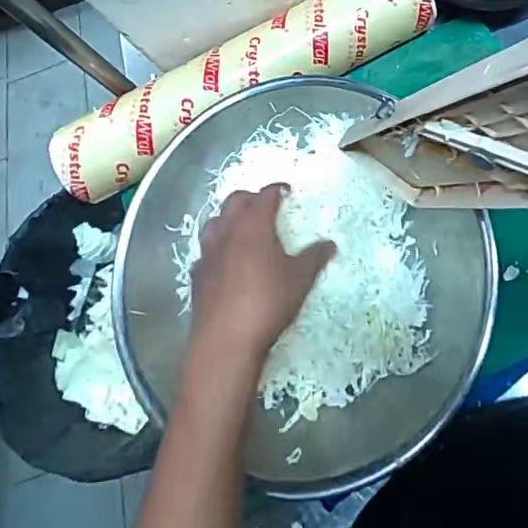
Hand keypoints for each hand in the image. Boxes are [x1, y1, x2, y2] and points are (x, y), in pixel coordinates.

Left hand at [191, 184, 335, 359]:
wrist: (225, 338)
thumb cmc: (267, 302)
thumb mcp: (299, 280)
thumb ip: (314, 257)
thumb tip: (330, 243)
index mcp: (253, 224)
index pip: (265, 195)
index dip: (277, 190)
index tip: (287, 191)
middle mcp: (227, 230)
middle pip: (235, 200)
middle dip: (251, 197)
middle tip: (265, 205)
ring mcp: (208, 251)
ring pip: (215, 221)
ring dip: (229, 218)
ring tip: (242, 227)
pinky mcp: (196, 272)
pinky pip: (206, 249)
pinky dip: (217, 245)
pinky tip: (224, 259)